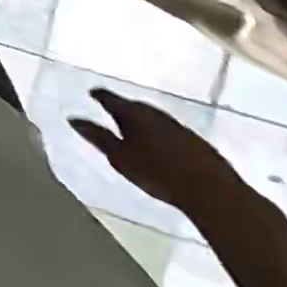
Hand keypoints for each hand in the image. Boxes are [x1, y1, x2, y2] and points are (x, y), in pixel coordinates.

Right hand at [70, 88, 243, 215]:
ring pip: (153, 117)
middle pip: (133, 105)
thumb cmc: (157, 173)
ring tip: (134, 130)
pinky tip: (161, 147)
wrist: (213, 192)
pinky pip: (170, 130)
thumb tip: (72, 118)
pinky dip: (160, 133)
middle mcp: (154, 112)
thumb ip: (97, 137)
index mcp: (131, 113)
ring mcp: (178, 126)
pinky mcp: (197, 141)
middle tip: (110, 113)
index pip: (109, 97)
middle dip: (121, 108)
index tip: (91, 93)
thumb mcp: (119, 157)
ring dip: (142, 121)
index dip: (98, 95)